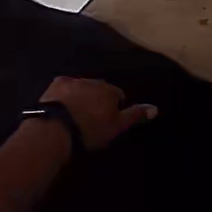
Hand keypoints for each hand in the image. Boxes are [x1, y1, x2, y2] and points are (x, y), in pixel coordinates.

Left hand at [37, 76, 156, 149]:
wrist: (56, 131)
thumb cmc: (90, 131)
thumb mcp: (117, 126)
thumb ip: (135, 115)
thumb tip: (155, 108)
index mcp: (110, 90)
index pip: (119, 96)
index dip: (115, 109)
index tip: (108, 122)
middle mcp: (94, 81)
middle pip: (100, 89)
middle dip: (99, 100)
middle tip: (92, 119)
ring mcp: (74, 81)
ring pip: (83, 87)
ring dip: (82, 96)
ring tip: (76, 114)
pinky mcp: (56, 84)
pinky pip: (65, 86)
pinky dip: (66, 93)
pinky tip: (62, 106)